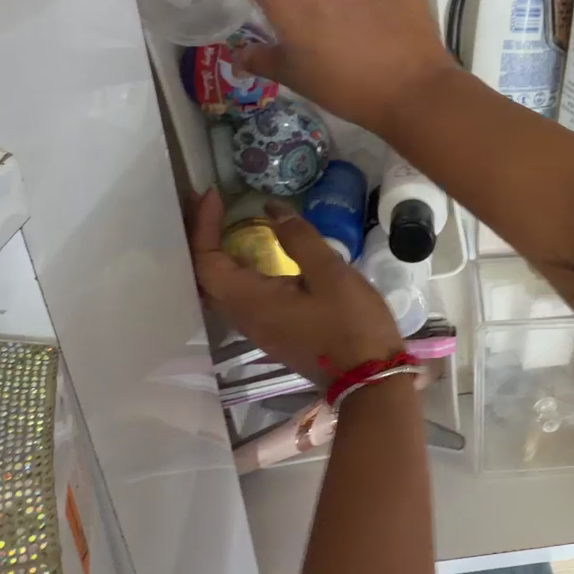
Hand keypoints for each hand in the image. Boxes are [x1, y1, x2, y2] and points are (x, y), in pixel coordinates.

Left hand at [190, 189, 404, 385]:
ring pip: (223, 289)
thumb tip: (270, 210)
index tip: (215, 194)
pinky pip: (242, 299)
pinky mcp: (274, 334)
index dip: (204, 226)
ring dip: (220, 256)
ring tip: (232, 225)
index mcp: (251, 301)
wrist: (370, 378)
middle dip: (204, 238)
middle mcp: (244, 318)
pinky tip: (260, 257)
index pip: (206, 260)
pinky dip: (239, 271)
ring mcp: (258, 330)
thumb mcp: (330, 273)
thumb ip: (298, 238)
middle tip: (215, 207)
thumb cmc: (351, 324)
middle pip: (206, 277)